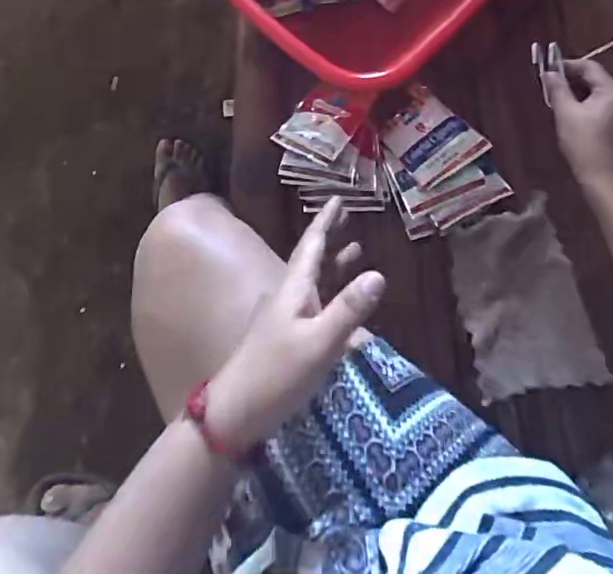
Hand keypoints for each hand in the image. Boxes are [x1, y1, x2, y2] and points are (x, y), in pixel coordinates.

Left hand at [202, 198, 384, 452]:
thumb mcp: (318, 343)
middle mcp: (289, 296)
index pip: (313, 244)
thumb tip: (379, 273)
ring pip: (315, 282)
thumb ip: (348, 309)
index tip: (337, 199)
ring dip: (334, 265)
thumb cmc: (276, 374)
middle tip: (348, 217)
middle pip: (313, 258)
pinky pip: (316, 306)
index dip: (326, 221)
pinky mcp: (286, 340)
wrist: (233, 414)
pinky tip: (343, 305)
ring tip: (356, 251)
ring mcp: (285, 318)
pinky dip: (332, 296)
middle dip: (331, 237)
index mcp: (294, 288)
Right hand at [544, 57, 612, 183]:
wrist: (603, 178)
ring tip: (556, 98)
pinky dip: (584, 104)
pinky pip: (600, 106)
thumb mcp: (565, 113)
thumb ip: (558, 89)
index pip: (590, 67)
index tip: (548, 70)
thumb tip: (549, 73)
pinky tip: (569, 113)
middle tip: (550, 85)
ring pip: (596, 93)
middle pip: (595, 79)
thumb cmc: (583, 143)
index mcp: (611, 92)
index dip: (568, 65)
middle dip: (572, 79)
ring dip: (577, 92)